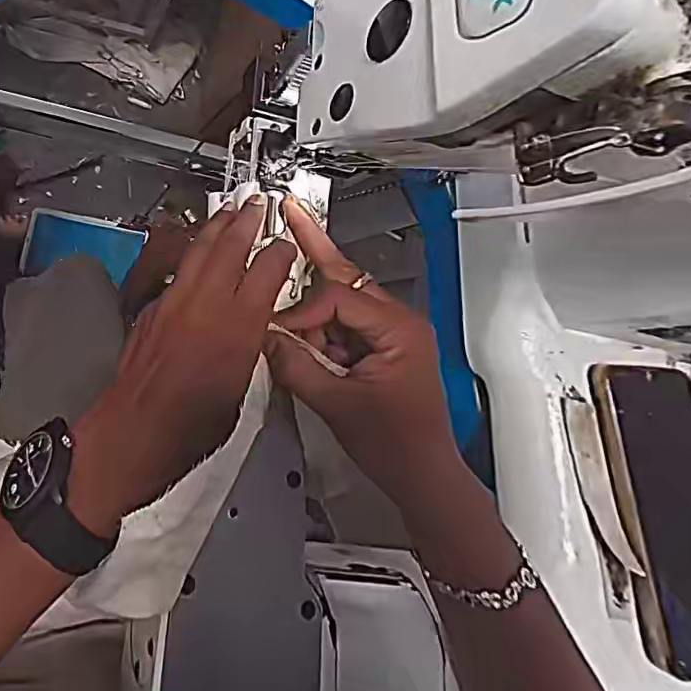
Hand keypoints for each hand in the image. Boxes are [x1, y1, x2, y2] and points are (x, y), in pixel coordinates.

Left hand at [70, 196, 296, 534]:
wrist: (137, 431)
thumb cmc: (191, 423)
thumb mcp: (241, 387)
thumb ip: (248, 346)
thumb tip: (252, 330)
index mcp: (239, 325)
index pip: (267, 271)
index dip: (281, 253)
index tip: (285, 247)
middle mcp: (207, 304)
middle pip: (230, 246)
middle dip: (247, 221)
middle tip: (256, 205)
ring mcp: (176, 301)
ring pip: (199, 250)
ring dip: (216, 226)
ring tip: (227, 212)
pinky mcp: (153, 308)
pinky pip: (177, 269)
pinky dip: (191, 253)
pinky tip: (196, 251)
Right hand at [262, 197, 461, 515]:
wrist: (424, 476)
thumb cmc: (398, 445)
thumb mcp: (338, 404)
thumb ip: (297, 366)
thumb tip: (266, 337)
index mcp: (399, 329)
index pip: (339, 298)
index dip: (302, 313)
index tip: (276, 332)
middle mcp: (399, 323)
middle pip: (345, 280)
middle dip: (313, 251)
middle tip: (290, 213)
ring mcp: (391, 334)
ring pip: (341, 303)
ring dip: (312, 312)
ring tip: (286, 321)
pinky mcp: (381, 348)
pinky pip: (343, 326)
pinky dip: (320, 332)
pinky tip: (303, 342)